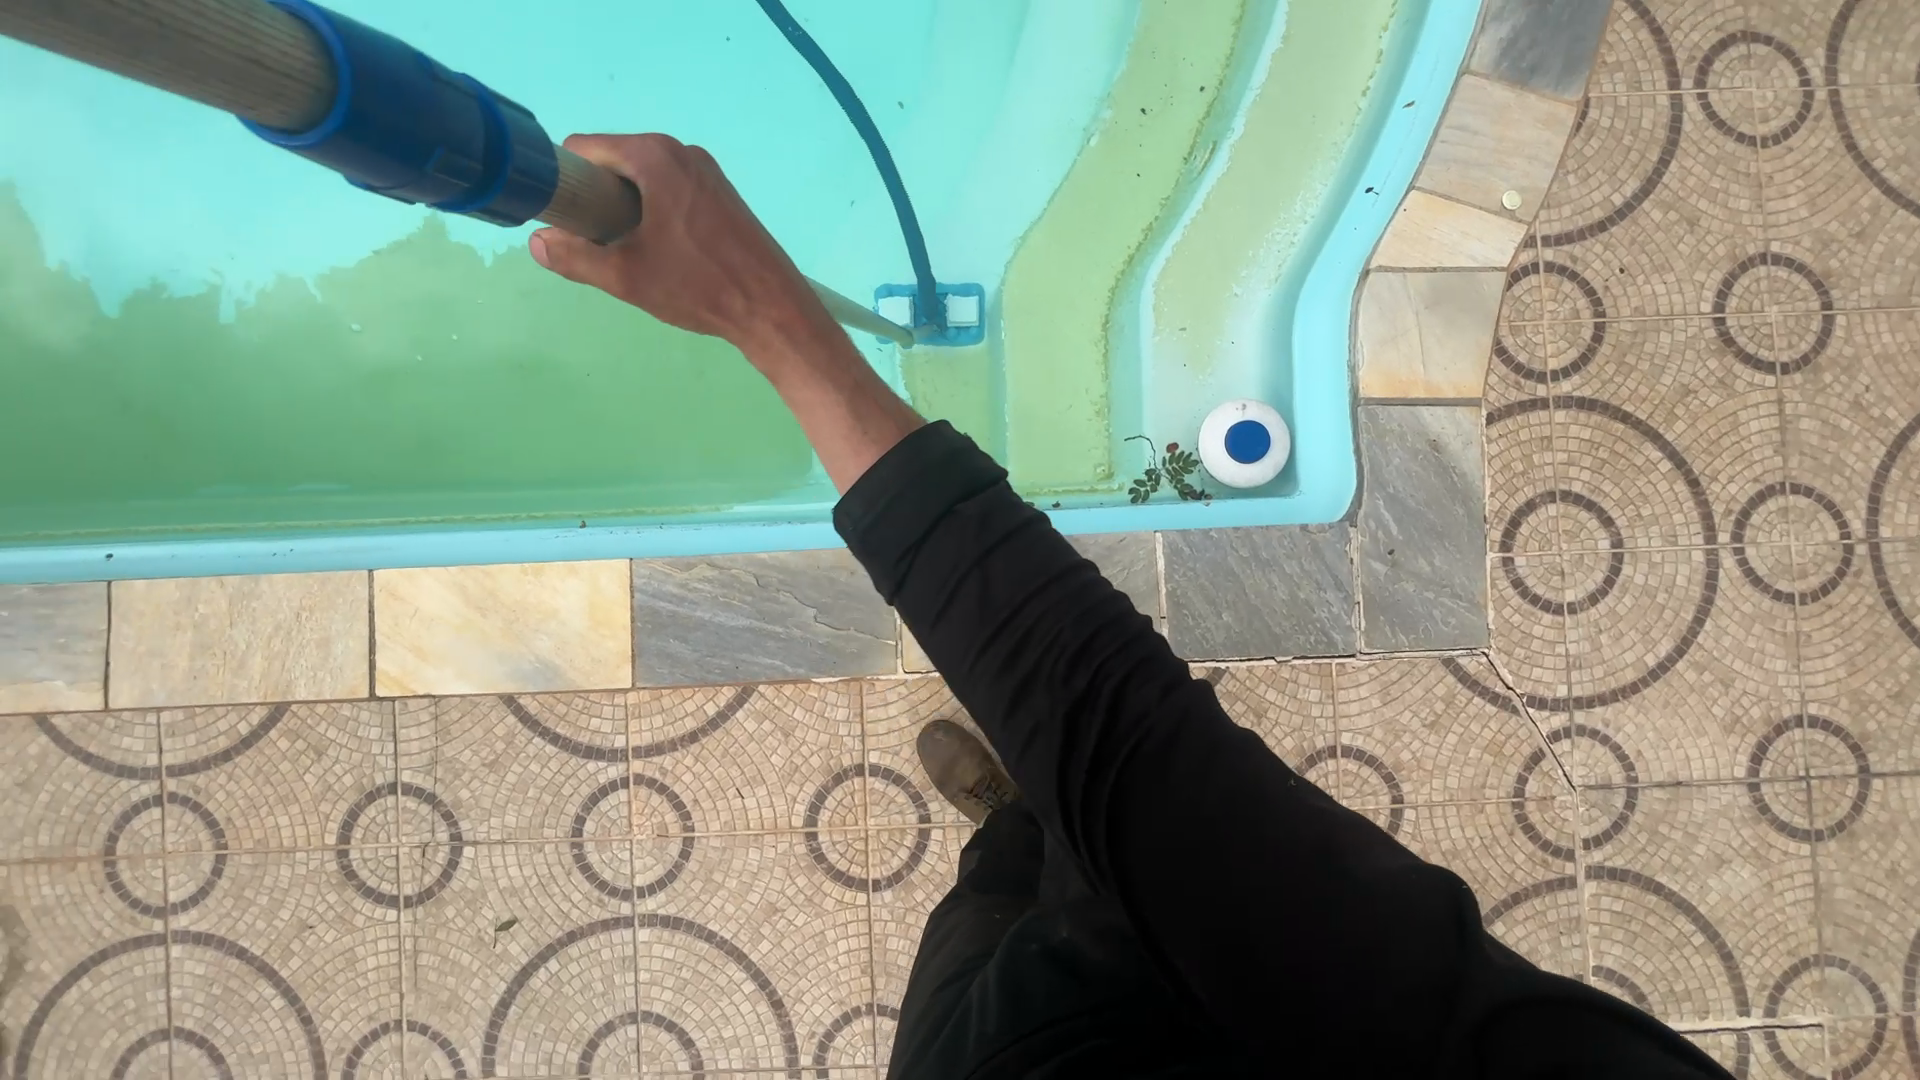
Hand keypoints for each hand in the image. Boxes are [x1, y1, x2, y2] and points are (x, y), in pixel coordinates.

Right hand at [528, 134, 830, 355]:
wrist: (773, 310)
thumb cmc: (699, 288)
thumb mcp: (626, 276)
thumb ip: (575, 256)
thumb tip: (539, 242)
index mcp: (654, 155)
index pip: (585, 149)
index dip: (567, 181)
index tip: (565, 219)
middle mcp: (683, 152)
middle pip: (617, 164)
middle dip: (600, 200)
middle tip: (602, 245)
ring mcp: (710, 174)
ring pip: (647, 182)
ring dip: (630, 212)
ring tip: (635, 255)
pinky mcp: (727, 197)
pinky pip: (675, 195)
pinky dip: (659, 216)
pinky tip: (667, 255)